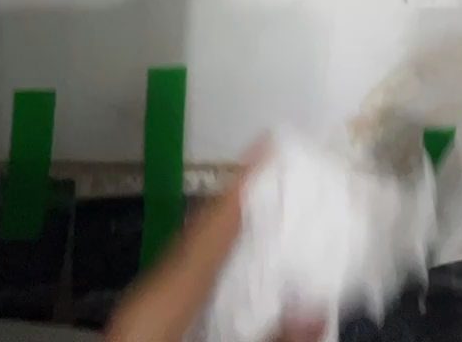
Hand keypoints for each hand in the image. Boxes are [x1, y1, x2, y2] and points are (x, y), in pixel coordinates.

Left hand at [105, 139, 330, 341]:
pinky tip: (242, 270)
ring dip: (232, 232)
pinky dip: (220, 263)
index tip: (270, 140)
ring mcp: (144, 320)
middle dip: (243, 201)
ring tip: (274, 205)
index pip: (213, 230)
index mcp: (164, 304)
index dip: (244, 183)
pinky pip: (190, 283)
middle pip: (202, 237)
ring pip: (195, 260)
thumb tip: (317, 305)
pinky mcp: (145, 334)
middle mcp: (152, 302)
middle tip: (286, 167)